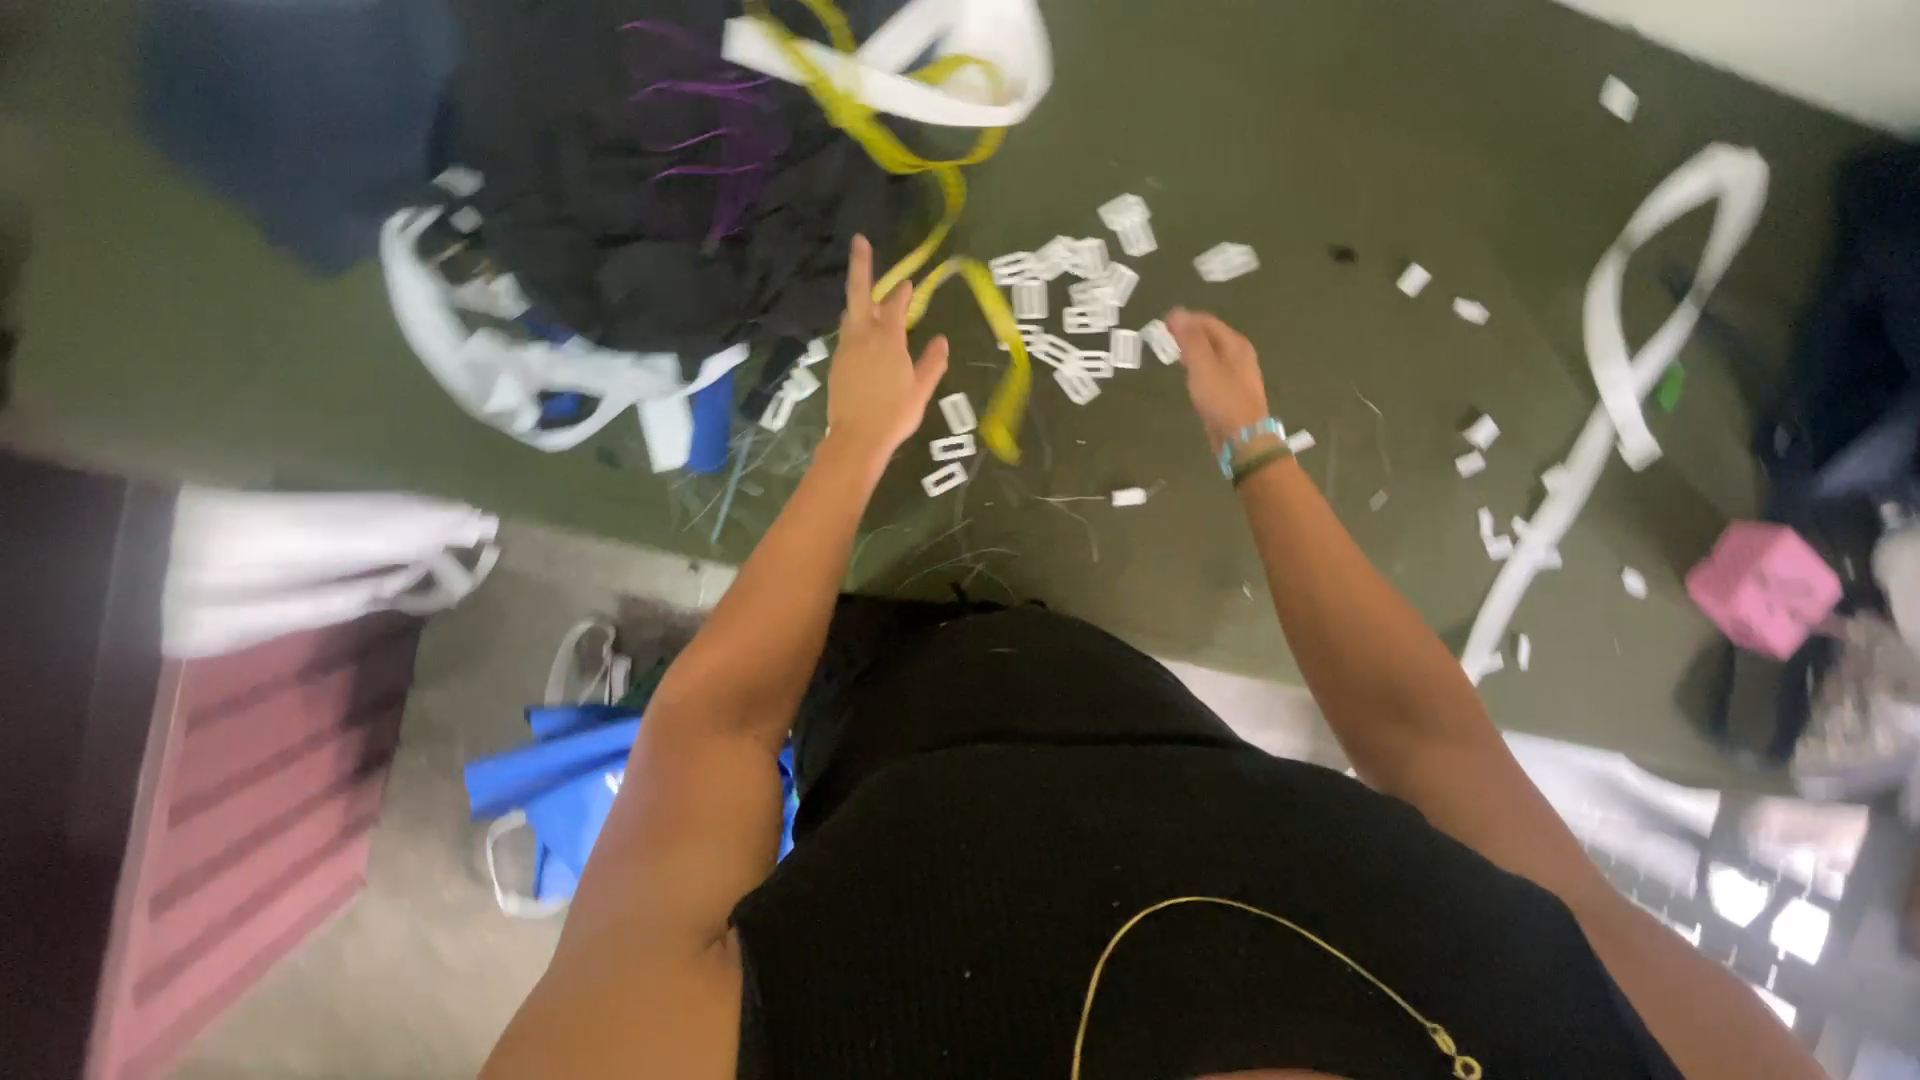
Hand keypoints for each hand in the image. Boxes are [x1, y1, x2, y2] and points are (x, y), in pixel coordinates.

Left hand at [824, 236, 949, 462]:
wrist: (856, 439)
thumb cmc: (895, 414)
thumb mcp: (921, 389)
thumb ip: (932, 362)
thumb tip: (941, 340)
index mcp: (887, 339)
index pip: (895, 305)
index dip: (902, 292)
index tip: (909, 282)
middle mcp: (862, 337)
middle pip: (860, 294)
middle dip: (861, 266)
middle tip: (859, 240)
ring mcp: (845, 350)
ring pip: (850, 316)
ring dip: (859, 303)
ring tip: (867, 298)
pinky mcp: (836, 365)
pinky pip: (846, 337)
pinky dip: (855, 327)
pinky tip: (860, 336)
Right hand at [1168, 308, 1269, 446]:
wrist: (1242, 438)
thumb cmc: (1222, 400)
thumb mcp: (1202, 366)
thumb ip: (1190, 340)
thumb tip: (1177, 313)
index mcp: (1235, 344)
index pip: (1207, 322)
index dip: (1185, 320)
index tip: (1161, 324)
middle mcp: (1239, 355)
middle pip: (1210, 336)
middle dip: (1188, 334)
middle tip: (1164, 339)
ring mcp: (1237, 374)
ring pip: (1211, 354)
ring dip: (1192, 351)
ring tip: (1173, 354)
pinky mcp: (1231, 391)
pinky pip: (1212, 371)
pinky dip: (1198, 367)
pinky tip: (1189, 376)